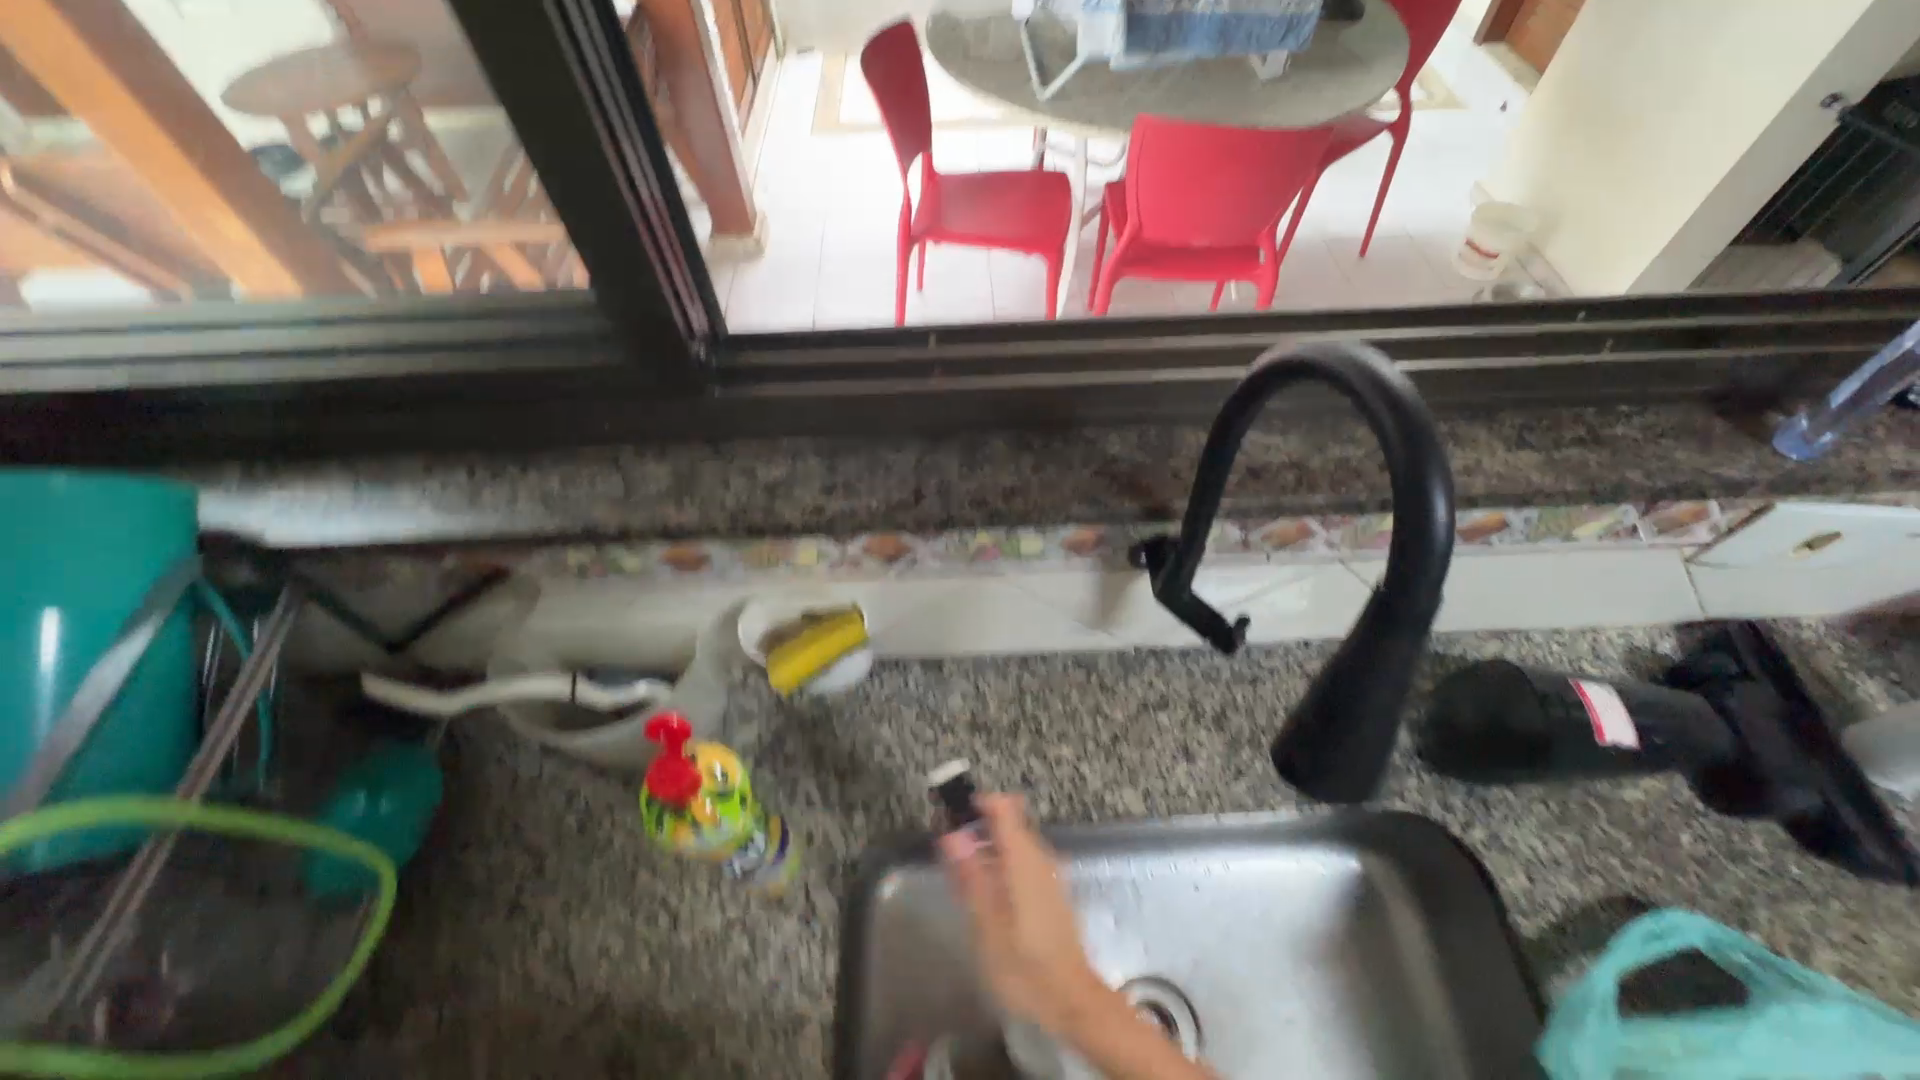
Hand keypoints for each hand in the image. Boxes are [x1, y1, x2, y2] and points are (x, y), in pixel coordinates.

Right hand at [937, 795, 1110, 1037]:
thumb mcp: (987, 924)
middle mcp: (1041, 859)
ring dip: (986, 853)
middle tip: (948, 857)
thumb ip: (970, 874)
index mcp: (1024, 859)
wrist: (1072, 1002)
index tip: (951, 815)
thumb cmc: (1025, 966)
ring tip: (960, 881)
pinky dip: (1000, 870)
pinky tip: (983, 899)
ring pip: (1013, 846)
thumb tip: (952, 834)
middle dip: (976, 831)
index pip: (1003, 807)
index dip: (976, 804)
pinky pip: (1021, 866)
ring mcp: (1049, 876)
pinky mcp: (1051, 894)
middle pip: (1008, 824)